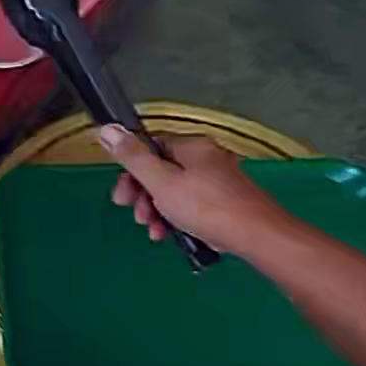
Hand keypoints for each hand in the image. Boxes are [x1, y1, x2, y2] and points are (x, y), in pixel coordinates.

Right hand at [96, 124, 297, 255]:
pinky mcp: (222, 201)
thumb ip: (132, 156)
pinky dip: (174, 217)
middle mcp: (205, 159)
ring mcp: (216, 180)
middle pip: (159, 171)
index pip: (149, 148)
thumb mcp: (160, 182)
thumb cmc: (207, 208)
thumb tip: (108, 129)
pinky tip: (169, 233)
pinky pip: (188, 204)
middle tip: (137, 215)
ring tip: (154, 229)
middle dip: (142, 196)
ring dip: (155, 210)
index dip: (131, 172)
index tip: (123, 194)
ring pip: (172, 191)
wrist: (257, 236)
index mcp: (191, 148)